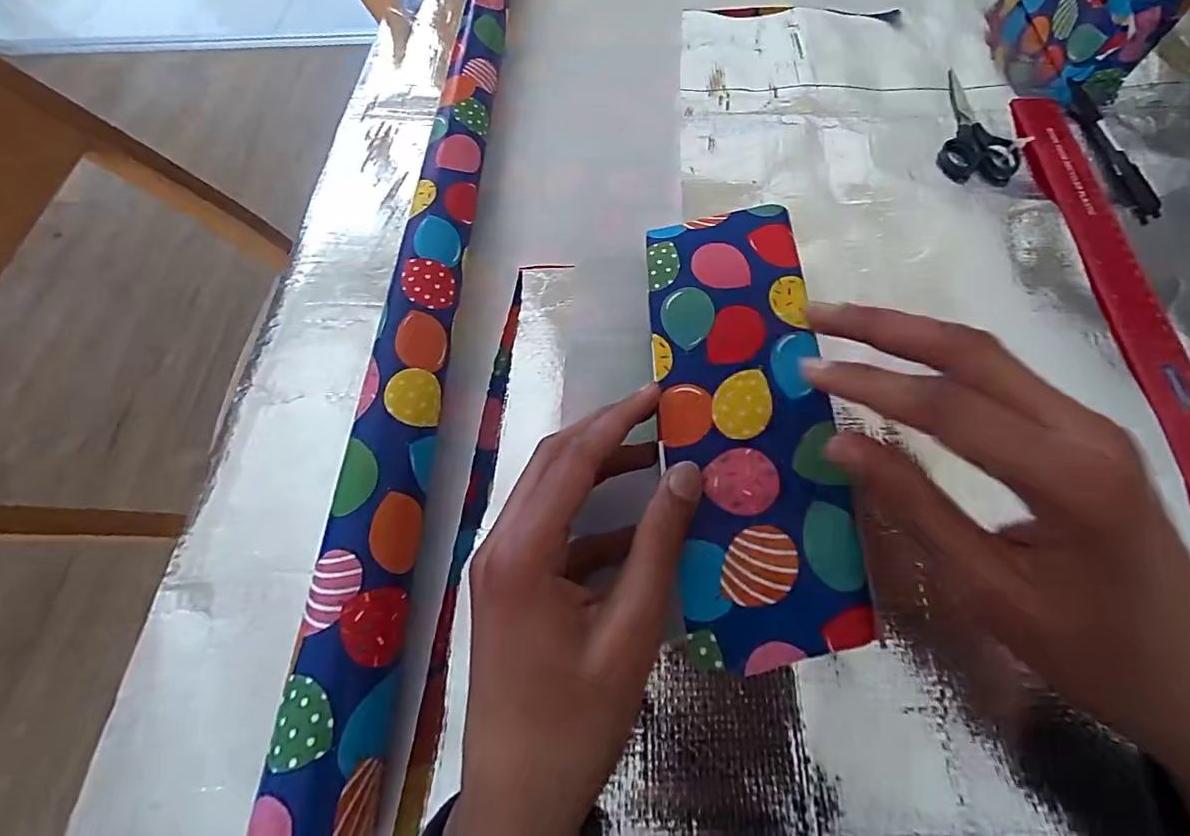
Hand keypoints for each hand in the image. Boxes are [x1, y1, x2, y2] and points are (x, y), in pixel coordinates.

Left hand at [453, 383, 701, 835]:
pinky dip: (596, 514)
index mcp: (523, 553)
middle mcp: (501, 546)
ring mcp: (502, 566)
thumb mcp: (631, 629)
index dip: (618, 419)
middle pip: (553, 462)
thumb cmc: (577, 718)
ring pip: (551, 490)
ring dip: (600, 467)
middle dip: (606, 429)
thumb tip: (687, 473)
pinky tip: (640, 525)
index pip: (573, 459)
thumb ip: (658, 544)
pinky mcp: (512, 585)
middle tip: (660, 412)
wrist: (520, 798)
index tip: (659, 393)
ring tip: (656, 453)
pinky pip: (555, 528)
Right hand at [802, 303, 1189, 835]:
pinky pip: (1007, 380)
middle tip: (822, 315)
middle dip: (889, 327)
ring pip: (991, 357)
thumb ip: (917, 508)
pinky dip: (947, 364)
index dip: (873, 385)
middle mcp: (1085, 428)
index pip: (951, 409)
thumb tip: (843, 444)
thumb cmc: (1092, 655)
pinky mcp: (1087, 429)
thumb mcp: (991, 593)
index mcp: (1069, 477)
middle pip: (974, 353)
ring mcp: (1091, 422)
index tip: (810, 371)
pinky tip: (908, 363)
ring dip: (917, 336)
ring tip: (851, 327)